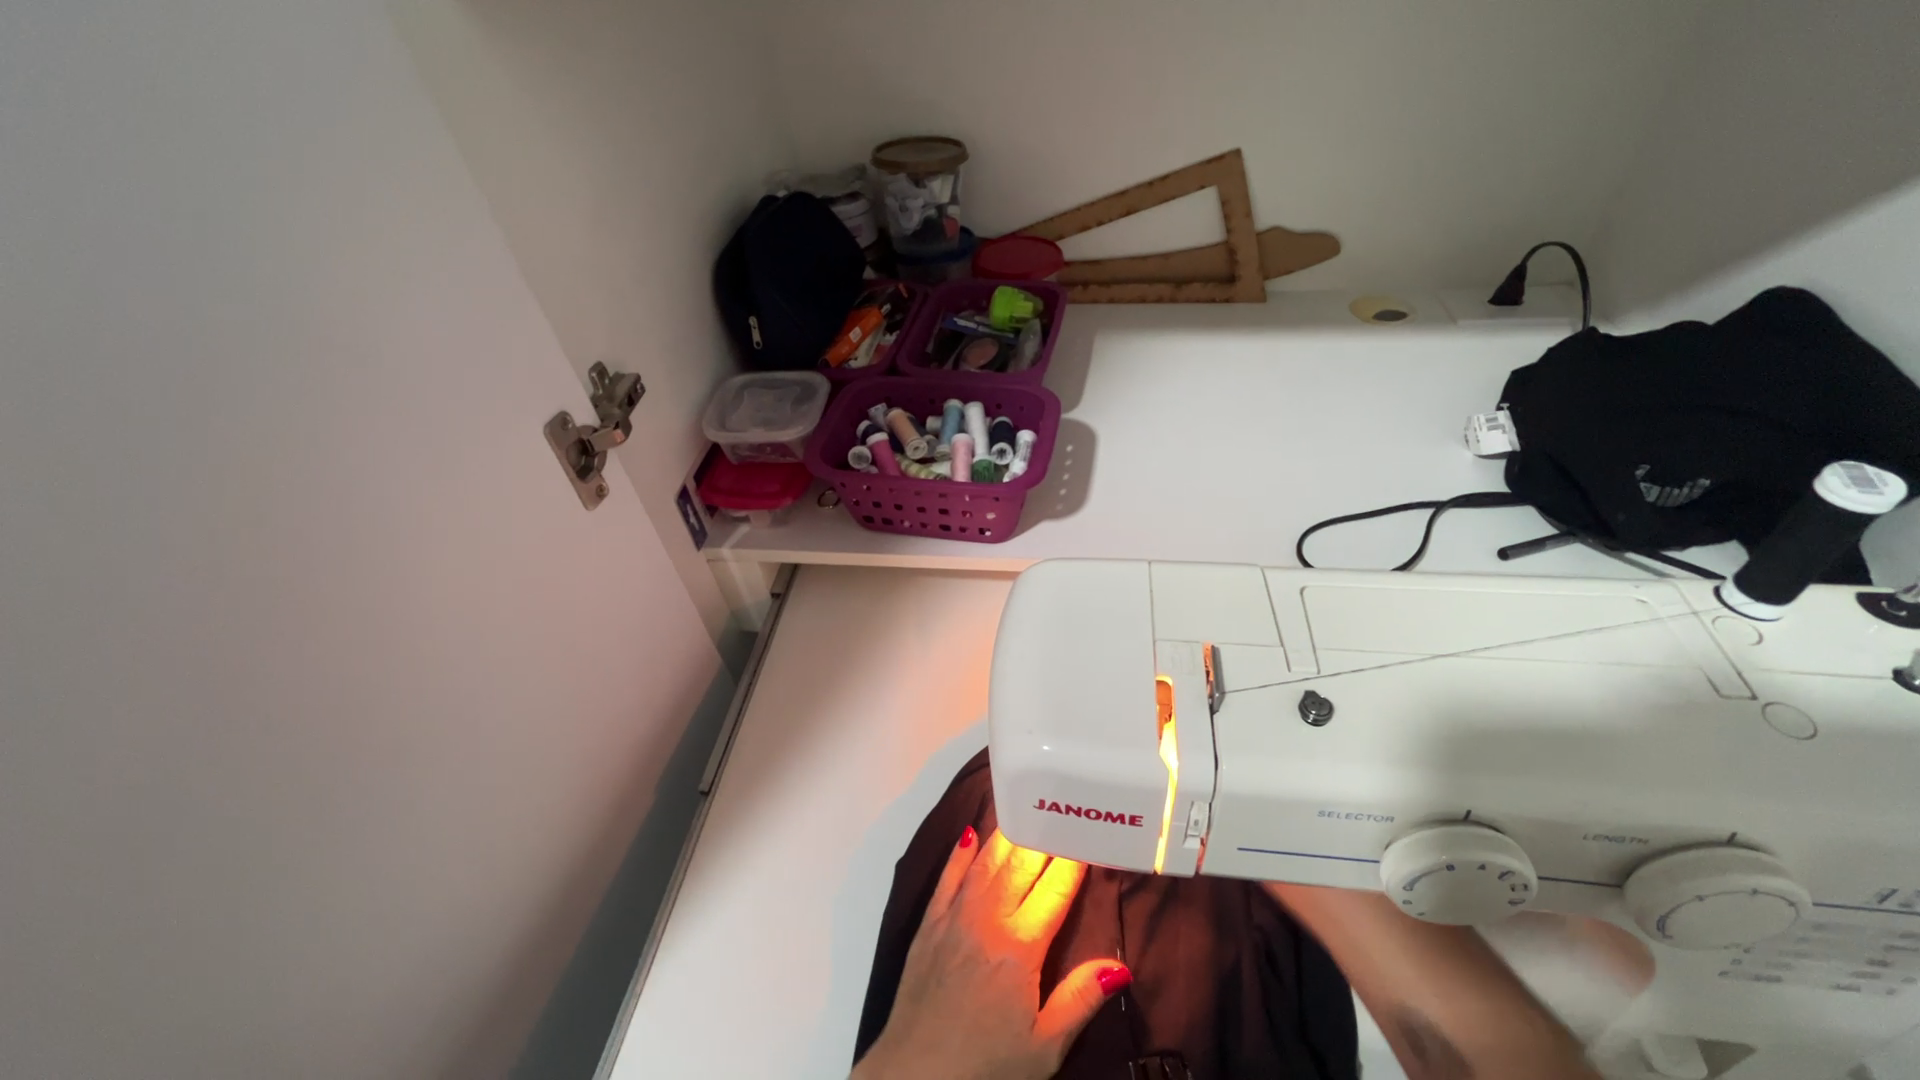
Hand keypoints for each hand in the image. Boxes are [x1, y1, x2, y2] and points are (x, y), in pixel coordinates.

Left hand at [853, 827, 1129, 1079]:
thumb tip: (1120, 964)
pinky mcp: (928, 926)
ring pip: (985, 864)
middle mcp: (987, 921)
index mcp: (1021, 948)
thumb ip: (1079, 1000)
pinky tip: (970, 834)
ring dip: (1007, 836)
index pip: (1054, 891)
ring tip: (1026, 810)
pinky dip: (961, 854)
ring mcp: (953, 919)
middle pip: (1020, 867)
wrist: (915, 1076)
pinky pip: (947, 879)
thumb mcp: (1044, 1046)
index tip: (1089, 834)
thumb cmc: (986, 1066)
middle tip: (1061, 811)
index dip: (1074, 861)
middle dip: (1043, 837)